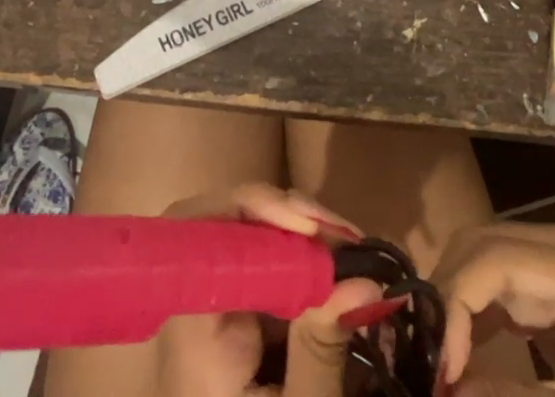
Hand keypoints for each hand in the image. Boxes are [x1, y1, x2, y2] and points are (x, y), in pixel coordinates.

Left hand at [155, 183, 385, 396]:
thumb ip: (325, 346)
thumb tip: (364, 279)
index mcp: (190, 334)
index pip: (195, 233)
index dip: (250, 208)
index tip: (313, 226)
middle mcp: (190, 311)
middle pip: (223, 227)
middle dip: (289, 218)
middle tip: (350, 235)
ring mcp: (210, 316)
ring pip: (248, 245)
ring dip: (303, 240)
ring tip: (356, 248)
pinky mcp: (231, 326)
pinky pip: (262, 274)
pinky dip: (302, 266)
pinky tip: (339, 269)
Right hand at [436, 223, 554, 395]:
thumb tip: (438, 387)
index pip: (495, 259)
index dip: (454, 303)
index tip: (439, 365)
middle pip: (485, 243)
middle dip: (447, 294)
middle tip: (427, 353)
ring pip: (487, 252)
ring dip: (457, 298)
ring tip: (441, 352)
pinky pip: (503, 271)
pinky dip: (477, 304)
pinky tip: (464, 347)